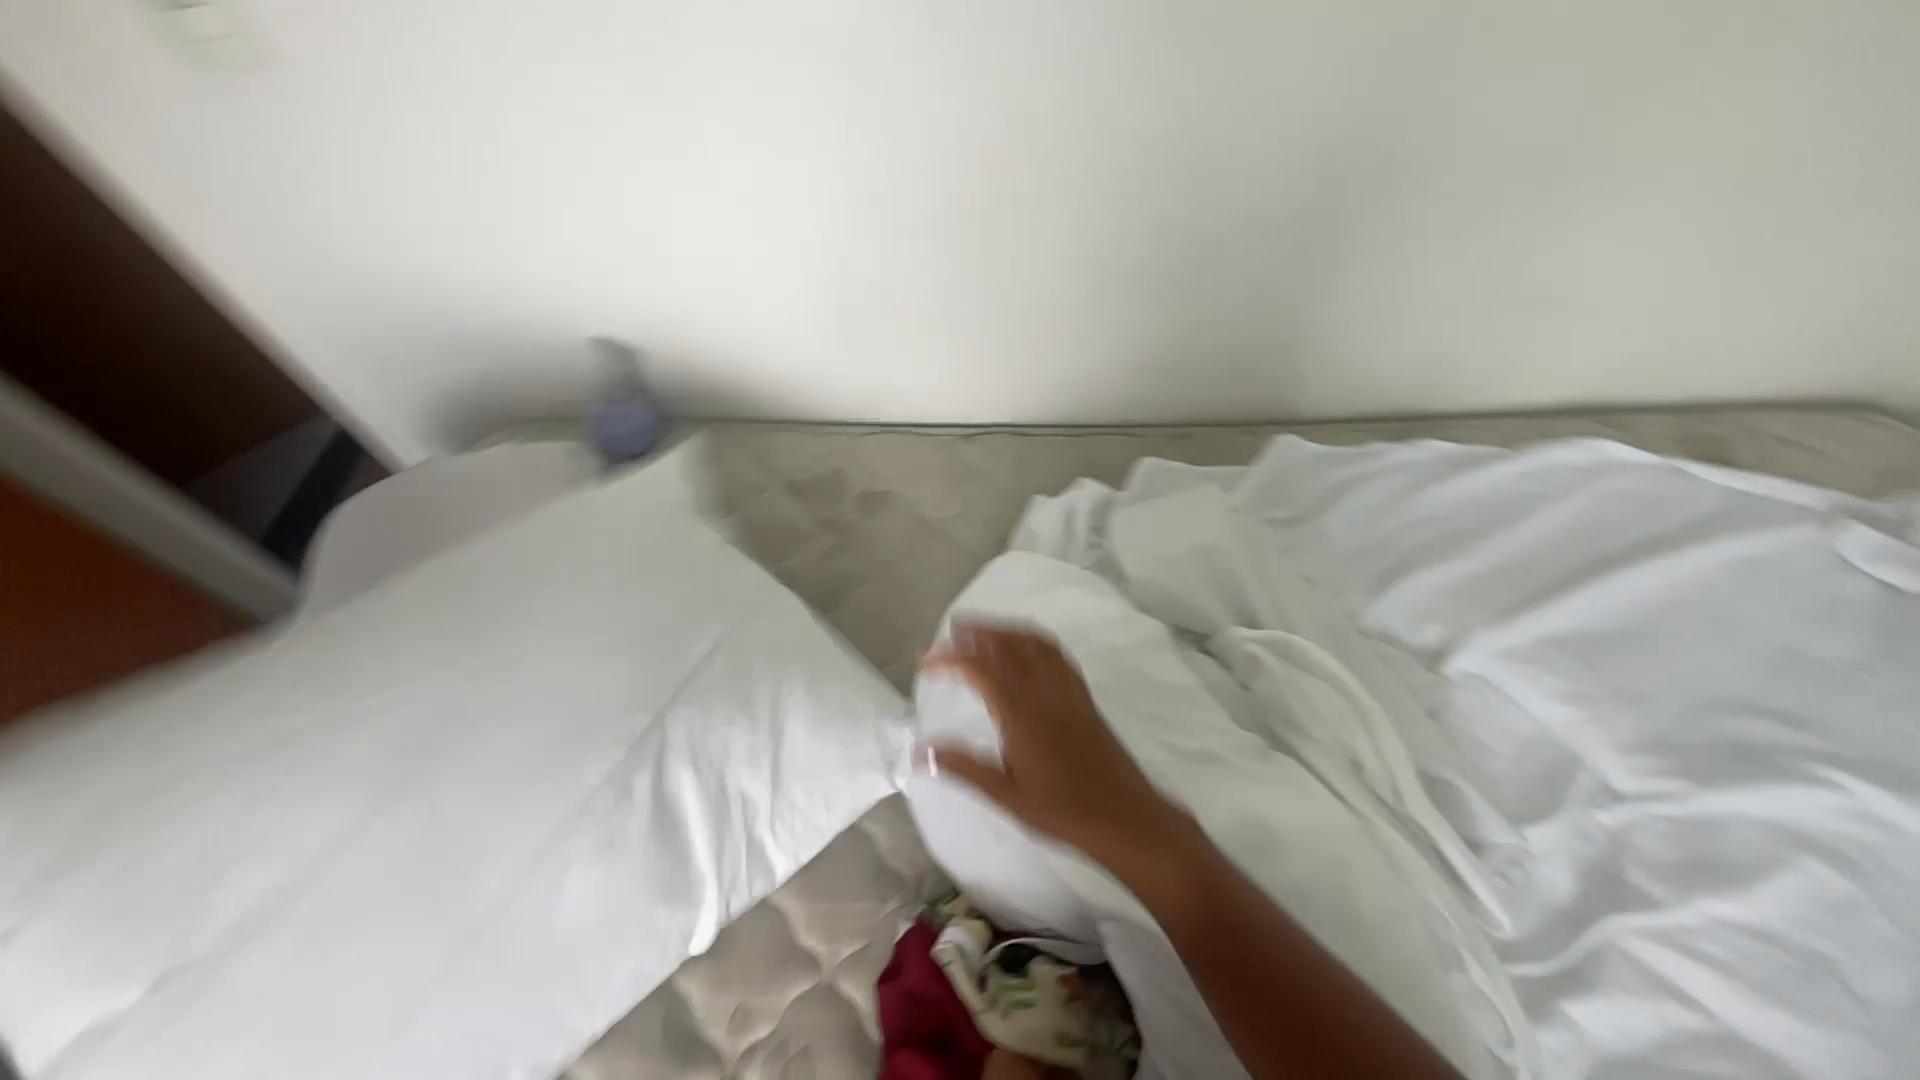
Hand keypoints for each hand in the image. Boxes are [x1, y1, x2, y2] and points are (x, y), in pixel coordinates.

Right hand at [919, 622, 1191, 868]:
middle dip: (977, 632)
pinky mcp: (1084, 696)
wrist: (1124, 816)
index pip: (979, 668)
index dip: (949, 657)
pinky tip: (1026, 650)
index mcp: (1021, 711)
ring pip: (1033, 642)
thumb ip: (963, 767)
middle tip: (950, 632)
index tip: (924, 659)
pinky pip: (1055, 653)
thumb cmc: (1062, 810)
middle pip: (1008, 643)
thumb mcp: (1005, 795)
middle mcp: (1045, 690)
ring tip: (982, 633)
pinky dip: (1032, 640)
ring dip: (1005, 630)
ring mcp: (1068, 690)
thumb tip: (919, 750)